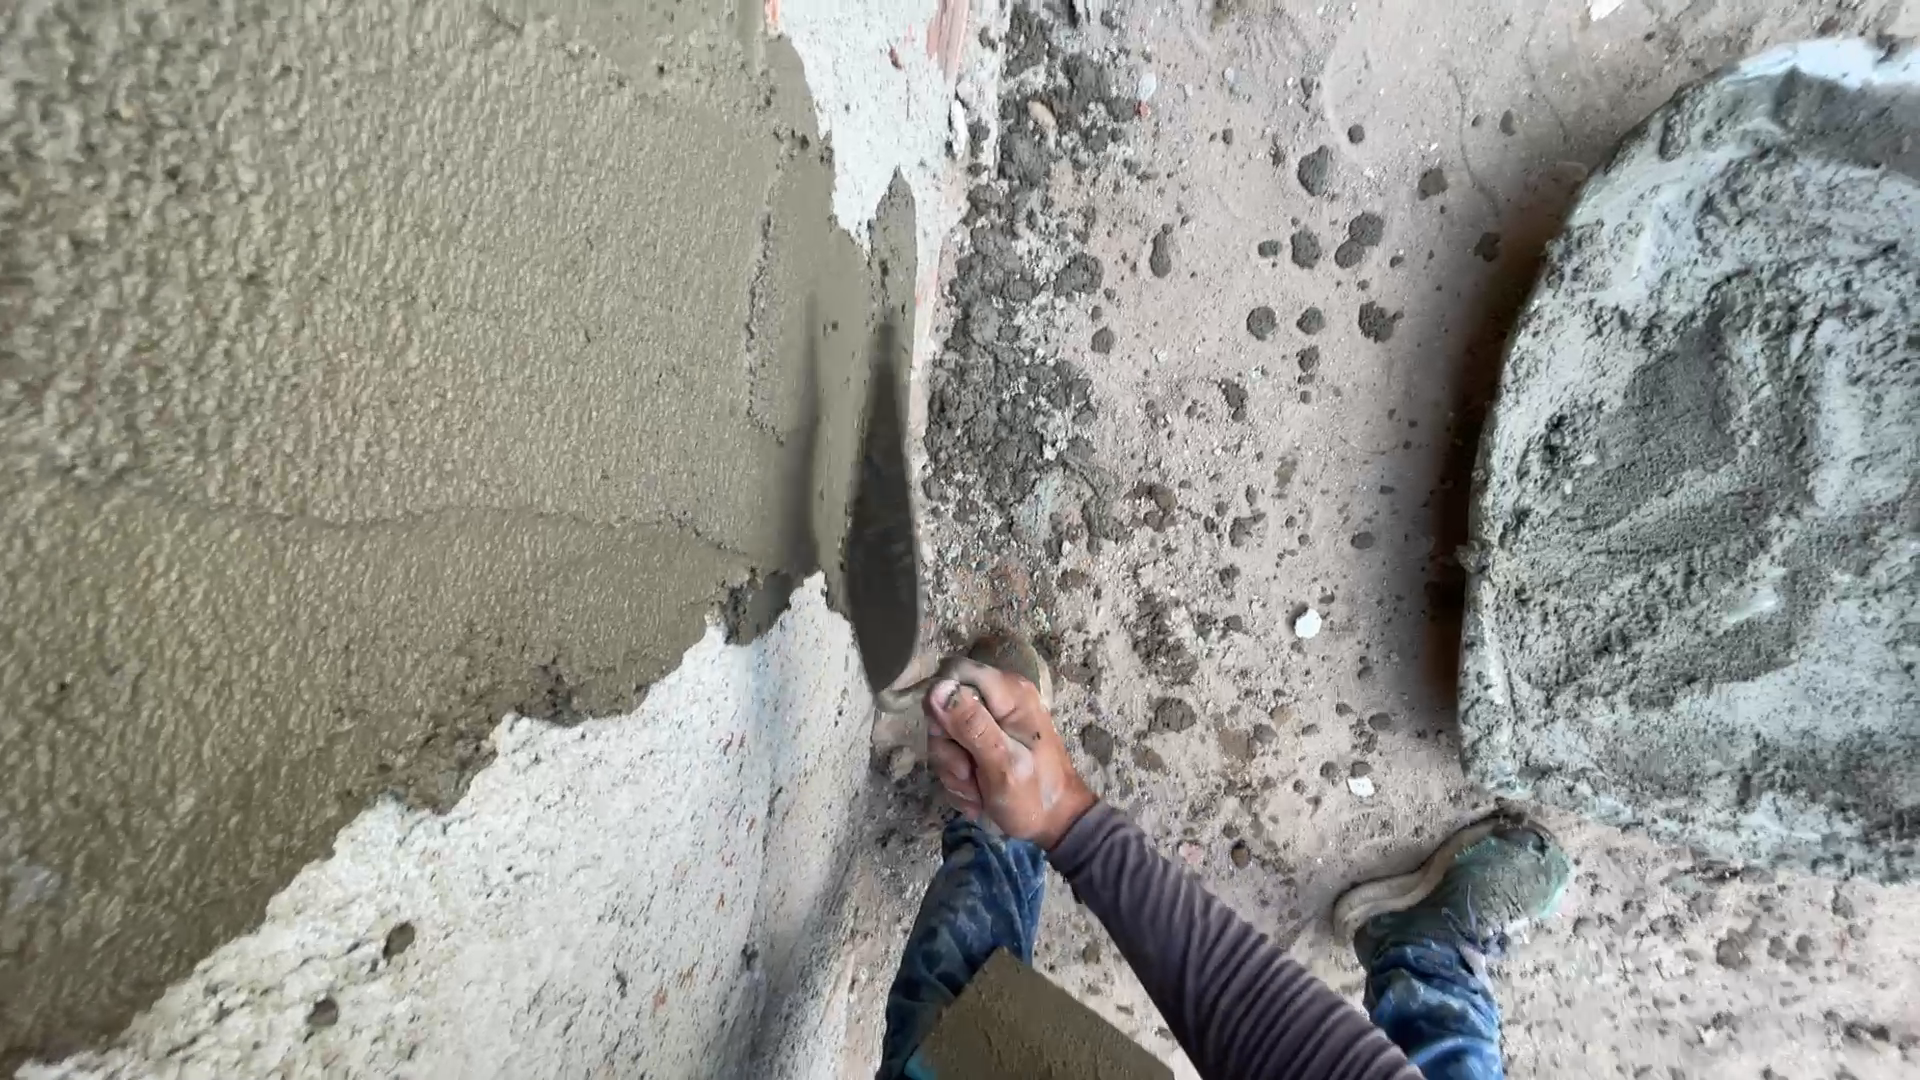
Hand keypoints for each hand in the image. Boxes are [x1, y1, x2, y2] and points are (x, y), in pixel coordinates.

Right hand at [923, 658, 1096, 849]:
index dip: (944, 704)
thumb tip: (937, 688)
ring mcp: (990, 720)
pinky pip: (951, 753)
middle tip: (967, 774)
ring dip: (953, 769)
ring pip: (944, 734)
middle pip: (945, 707)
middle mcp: (998, 698)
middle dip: (948, 747)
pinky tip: (977, 795)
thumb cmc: (1035, 796)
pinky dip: (959, 778)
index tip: (951, 739)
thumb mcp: (1003, 764)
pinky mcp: (982, 741)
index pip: (955, 672)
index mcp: (1009, 693)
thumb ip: (971, 725)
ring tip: (977, 791)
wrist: (1054, 826)